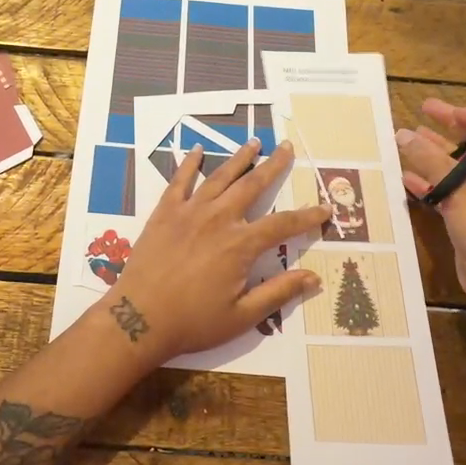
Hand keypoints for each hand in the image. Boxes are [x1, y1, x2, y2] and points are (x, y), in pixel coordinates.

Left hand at [95, 140, 330, 366]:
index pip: (283, 225)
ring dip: (239, 158)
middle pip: (252, 185)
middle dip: (273, 166)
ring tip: (254, 142)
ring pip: (220, 176)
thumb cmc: (194, 322)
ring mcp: (189, 211)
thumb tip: (313, 278)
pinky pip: (180, 180)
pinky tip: (197, 150)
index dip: (307, 217)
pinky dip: (189, 163)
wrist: (140, 318)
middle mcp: (218, 219)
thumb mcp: (243, 316)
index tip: (325, 209)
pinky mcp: (165, 211)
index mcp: (240, 245)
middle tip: (287, 148)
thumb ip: (278, 293)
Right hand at [396, 99, 465, 302]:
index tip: (437, 111)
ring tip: (402, 144)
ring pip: (453, 171)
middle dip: (442, 133)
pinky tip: (405, 179)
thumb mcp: (458, 188)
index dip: (465, 115)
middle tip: (416, 119)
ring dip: (430, 158)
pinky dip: (427, 185)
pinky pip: (445, 194)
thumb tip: (401, 132)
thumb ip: (428, 159)